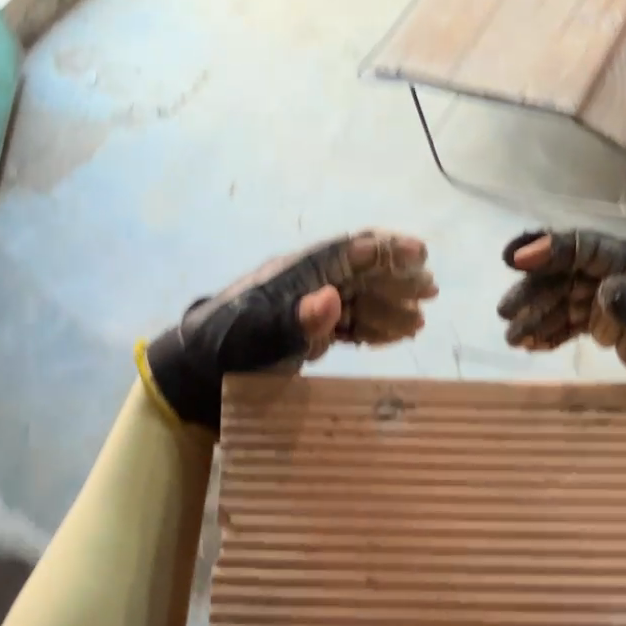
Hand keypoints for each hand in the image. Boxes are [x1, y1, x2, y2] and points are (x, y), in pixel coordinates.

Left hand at [144, 230, 435, 429]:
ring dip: (389, 304)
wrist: (194, 376)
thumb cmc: (227, 349)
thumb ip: (297, 319)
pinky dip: (372, 328)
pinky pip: (347, 324)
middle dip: (395, 277)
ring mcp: (305, 309)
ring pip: (357, 299)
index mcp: (295, 273)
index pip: (347, 251)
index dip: (384, 250)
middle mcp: (304, 284)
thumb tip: (333, 297)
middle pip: (359, 272)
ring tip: (420, 319)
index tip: (419, 254)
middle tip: (431, 290)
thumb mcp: (260, 336)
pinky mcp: (305, 334)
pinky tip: (394, 336)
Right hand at [496, 229, 625, 422]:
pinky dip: (549, 331)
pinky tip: (532, 346)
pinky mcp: (611, 322)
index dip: (547, 249)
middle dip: (532, 289)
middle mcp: (618, 274)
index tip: (515, 260)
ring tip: (512, 339)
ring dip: (535, 314)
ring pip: (561, 296)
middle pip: (563, 272)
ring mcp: (613, 298)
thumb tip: (605, 289)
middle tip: (505, 316)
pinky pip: (570, 319)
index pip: (583, 246)